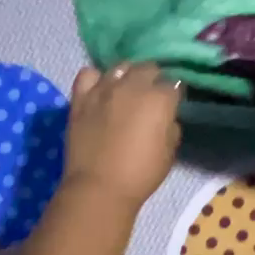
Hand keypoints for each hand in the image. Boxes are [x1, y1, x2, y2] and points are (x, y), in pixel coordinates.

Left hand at [61, 62, 181, 210]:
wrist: (99, 187)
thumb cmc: (140, 174)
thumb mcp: (169, 153)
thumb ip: (171, 127)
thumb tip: (166, 117)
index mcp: (159, 99)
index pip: (173, 84)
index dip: (173, 96)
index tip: (170, 107)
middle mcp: (132, 86)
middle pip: (148, 68)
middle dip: (153, 80)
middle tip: (150, 98)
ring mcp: (104, 89)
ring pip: (120, 66)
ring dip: (127, 76)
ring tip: (126, 91)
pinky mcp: (81, 97)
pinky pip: (89, 74)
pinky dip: (96, 79)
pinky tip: (100, 91)